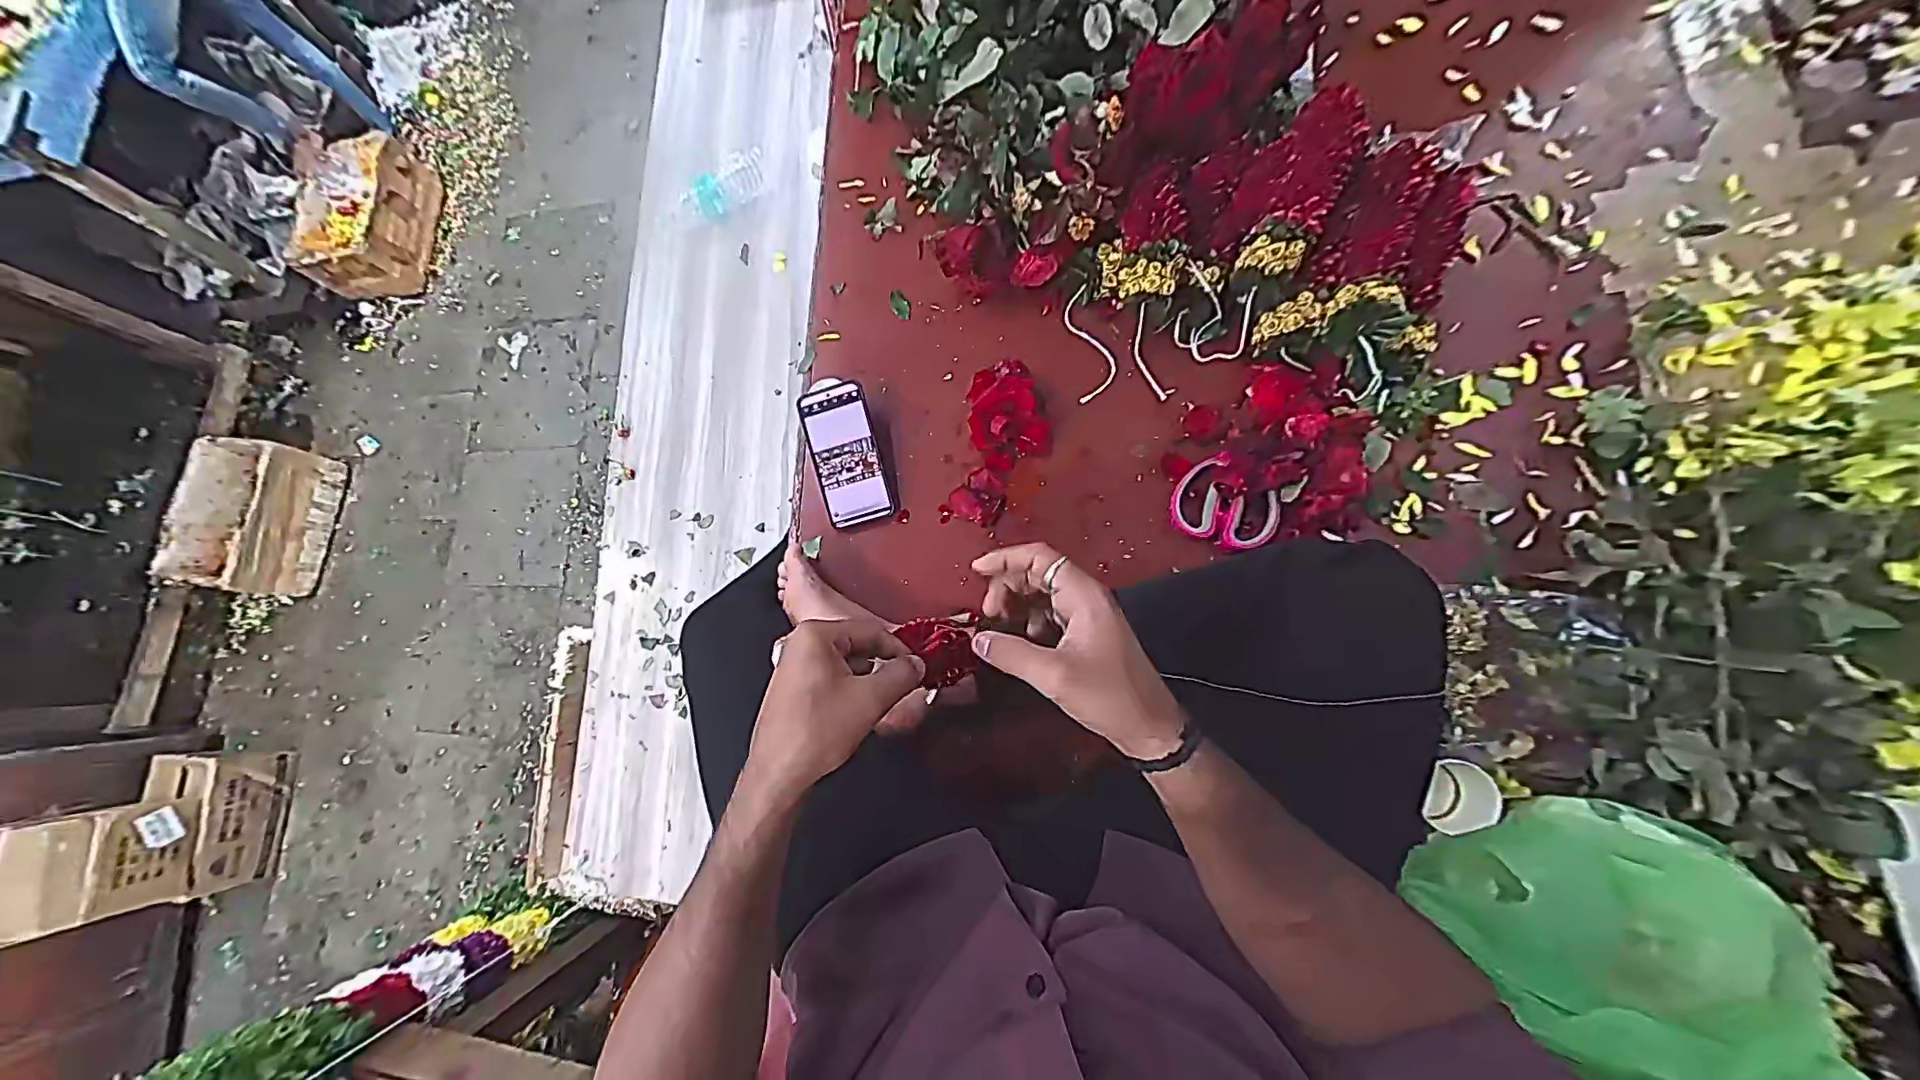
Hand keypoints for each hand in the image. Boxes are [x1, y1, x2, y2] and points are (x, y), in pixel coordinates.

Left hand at [740, 620, 925, 803]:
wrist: (779, 774)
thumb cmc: (810, 736)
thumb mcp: (872, 699)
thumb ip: (901, 675)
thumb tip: (915, 664)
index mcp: (815, 636)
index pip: (871, 631)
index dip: (900, 649)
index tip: (915, 664)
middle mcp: (801, 646)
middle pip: (859, 647)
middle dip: (884, 667)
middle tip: (904, 684)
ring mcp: (795, 668)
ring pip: (848, 666)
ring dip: (869, 682)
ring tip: (881, 703)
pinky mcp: (795, 689)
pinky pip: (834, 680)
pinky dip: (851, 692)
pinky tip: (858, 713)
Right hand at [971, 544, 1186, 759]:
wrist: (1148, 726)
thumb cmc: (1111, 697)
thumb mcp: (1055, 676)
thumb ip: (1012, 654)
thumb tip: (979, 639)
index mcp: (1084, 596)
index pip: (1040, 556)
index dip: (1006, 558)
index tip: (977, 570)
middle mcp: (1086, 598)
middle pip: (1038, 572)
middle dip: (1006, 586)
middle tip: (987, 614)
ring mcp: (1086, 616)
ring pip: (1041, 595)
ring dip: (1015, 606)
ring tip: (996, 629)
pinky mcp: (1085, 634)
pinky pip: (1048, 615)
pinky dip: (1027, 622)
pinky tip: (1014, 643)